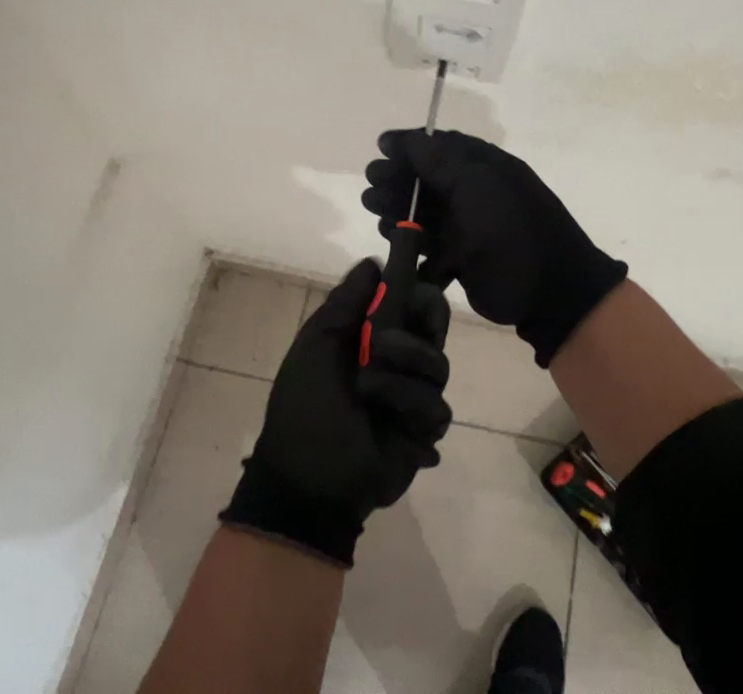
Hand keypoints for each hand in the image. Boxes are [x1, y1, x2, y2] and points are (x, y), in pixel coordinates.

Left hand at [219, 259, 452, 565]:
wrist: (309, 480)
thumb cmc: (305, 407)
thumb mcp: (316, 347)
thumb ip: (345, 304)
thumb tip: (371, 263)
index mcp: (367, 336)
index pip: (407, 299)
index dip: (416, 287)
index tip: (417, 279)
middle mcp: (397, 359)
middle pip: (434, 324)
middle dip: (421, 324)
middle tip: (391, 337)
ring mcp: (413, 393)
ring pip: (437, 364)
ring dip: (402, 373)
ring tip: (368, 390)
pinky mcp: (425, 427)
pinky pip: (437, 406)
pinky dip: (409, 409)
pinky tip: (390, 424)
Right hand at [362, 129, 626, 365]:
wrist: (548, 291)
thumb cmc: (511, 231)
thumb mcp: (475, 185)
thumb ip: (436, 161)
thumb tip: (399, 139)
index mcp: (484, 167)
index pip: (440, 146)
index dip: (409, 145)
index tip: (380, 148)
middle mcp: (475, 192)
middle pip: (427, 179)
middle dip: (397, 180)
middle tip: (371, 187)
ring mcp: (468, 226)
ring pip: (424, 212)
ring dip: (399, 210)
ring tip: (376, 211)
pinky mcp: (462, 258)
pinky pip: (429, 245)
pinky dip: (410, 243)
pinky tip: (394, 240)